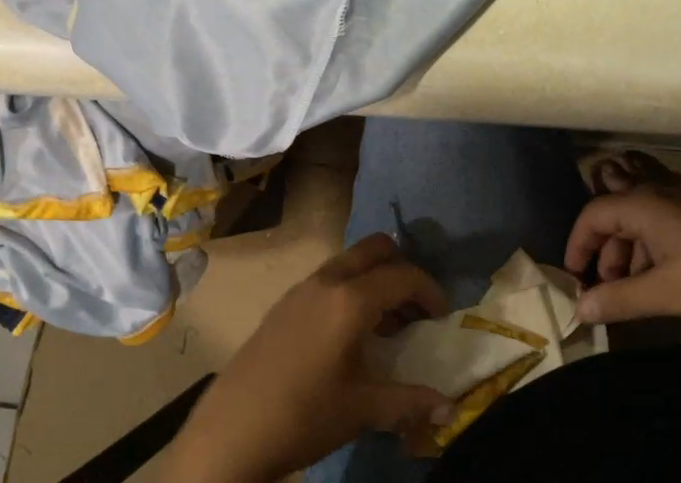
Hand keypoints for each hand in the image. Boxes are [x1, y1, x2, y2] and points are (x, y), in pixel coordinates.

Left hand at [164, 234, 454, 481]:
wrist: (231, 433)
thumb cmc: (304, 416)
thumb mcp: (363, 410)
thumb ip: (410, 402)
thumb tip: (449, 406)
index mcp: (351, 300)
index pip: (404, 276)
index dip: (430, 291)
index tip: (442, 317)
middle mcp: (327, 281)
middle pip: (375, 248)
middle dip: (402, 269)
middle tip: (414, 307)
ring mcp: (301, 289)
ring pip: (349, 261)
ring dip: (374, 279)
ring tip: (386, 323)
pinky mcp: (283, 304)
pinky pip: (328, 279)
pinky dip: (350, 289)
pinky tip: (349, 334)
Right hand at [566, 184, 680, 324]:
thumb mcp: (665, 294)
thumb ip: (619, 300)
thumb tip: (579, 308)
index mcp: (643, 203)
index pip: (593, 214)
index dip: (578, 245)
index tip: (577, 279)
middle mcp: (659, 190)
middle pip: (614, 204)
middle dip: (604, 242)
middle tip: (609, 281)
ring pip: (640, 206)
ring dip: (629, 241)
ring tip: (635, 281)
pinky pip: (664, 211)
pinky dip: (652, 235)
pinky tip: (663, 268)